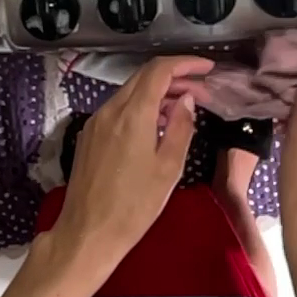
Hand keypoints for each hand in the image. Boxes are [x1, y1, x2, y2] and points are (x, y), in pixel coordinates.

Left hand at [53, 56, 214, 269]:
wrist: (88, 232)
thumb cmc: (134, 205)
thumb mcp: (169, 168)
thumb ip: (181, 127)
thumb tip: (187, 99)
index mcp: (132, 114)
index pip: (159, 70)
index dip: (185, 63)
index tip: (208, 68)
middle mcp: (110, 109)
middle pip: (143, 77)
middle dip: (175, 77)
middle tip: (202, 91)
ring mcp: (96, 121)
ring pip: (130, 92)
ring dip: (158, 93)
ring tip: (184, 109)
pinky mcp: (90, 135)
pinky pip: (118, 109)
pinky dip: (141, 107)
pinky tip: (156, 125)